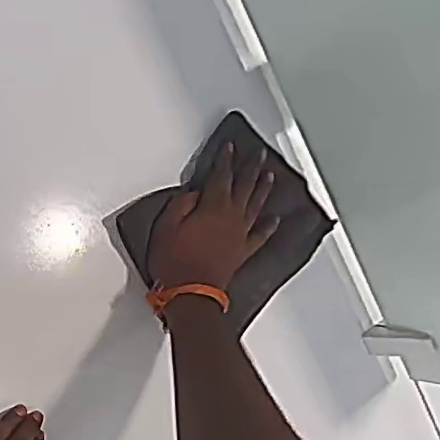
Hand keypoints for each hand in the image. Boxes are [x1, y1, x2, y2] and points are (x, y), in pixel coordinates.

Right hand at [147, 142, 279, 290]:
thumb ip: (180, 206)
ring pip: (256, 204)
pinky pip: (260, 234)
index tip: (229, 148)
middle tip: (257, 154)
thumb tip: (192, 193)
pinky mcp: (242, 251)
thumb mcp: (165, 228)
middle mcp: (231, 216)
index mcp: (212, 207)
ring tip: (269, 176)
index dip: (224, 160)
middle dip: (250, 167)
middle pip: (244, 185)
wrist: (191, 291)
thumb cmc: (175, 261)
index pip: (220, 176)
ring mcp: (240, 234)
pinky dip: (269, 225)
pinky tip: (274, 219)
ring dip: (263, 188)